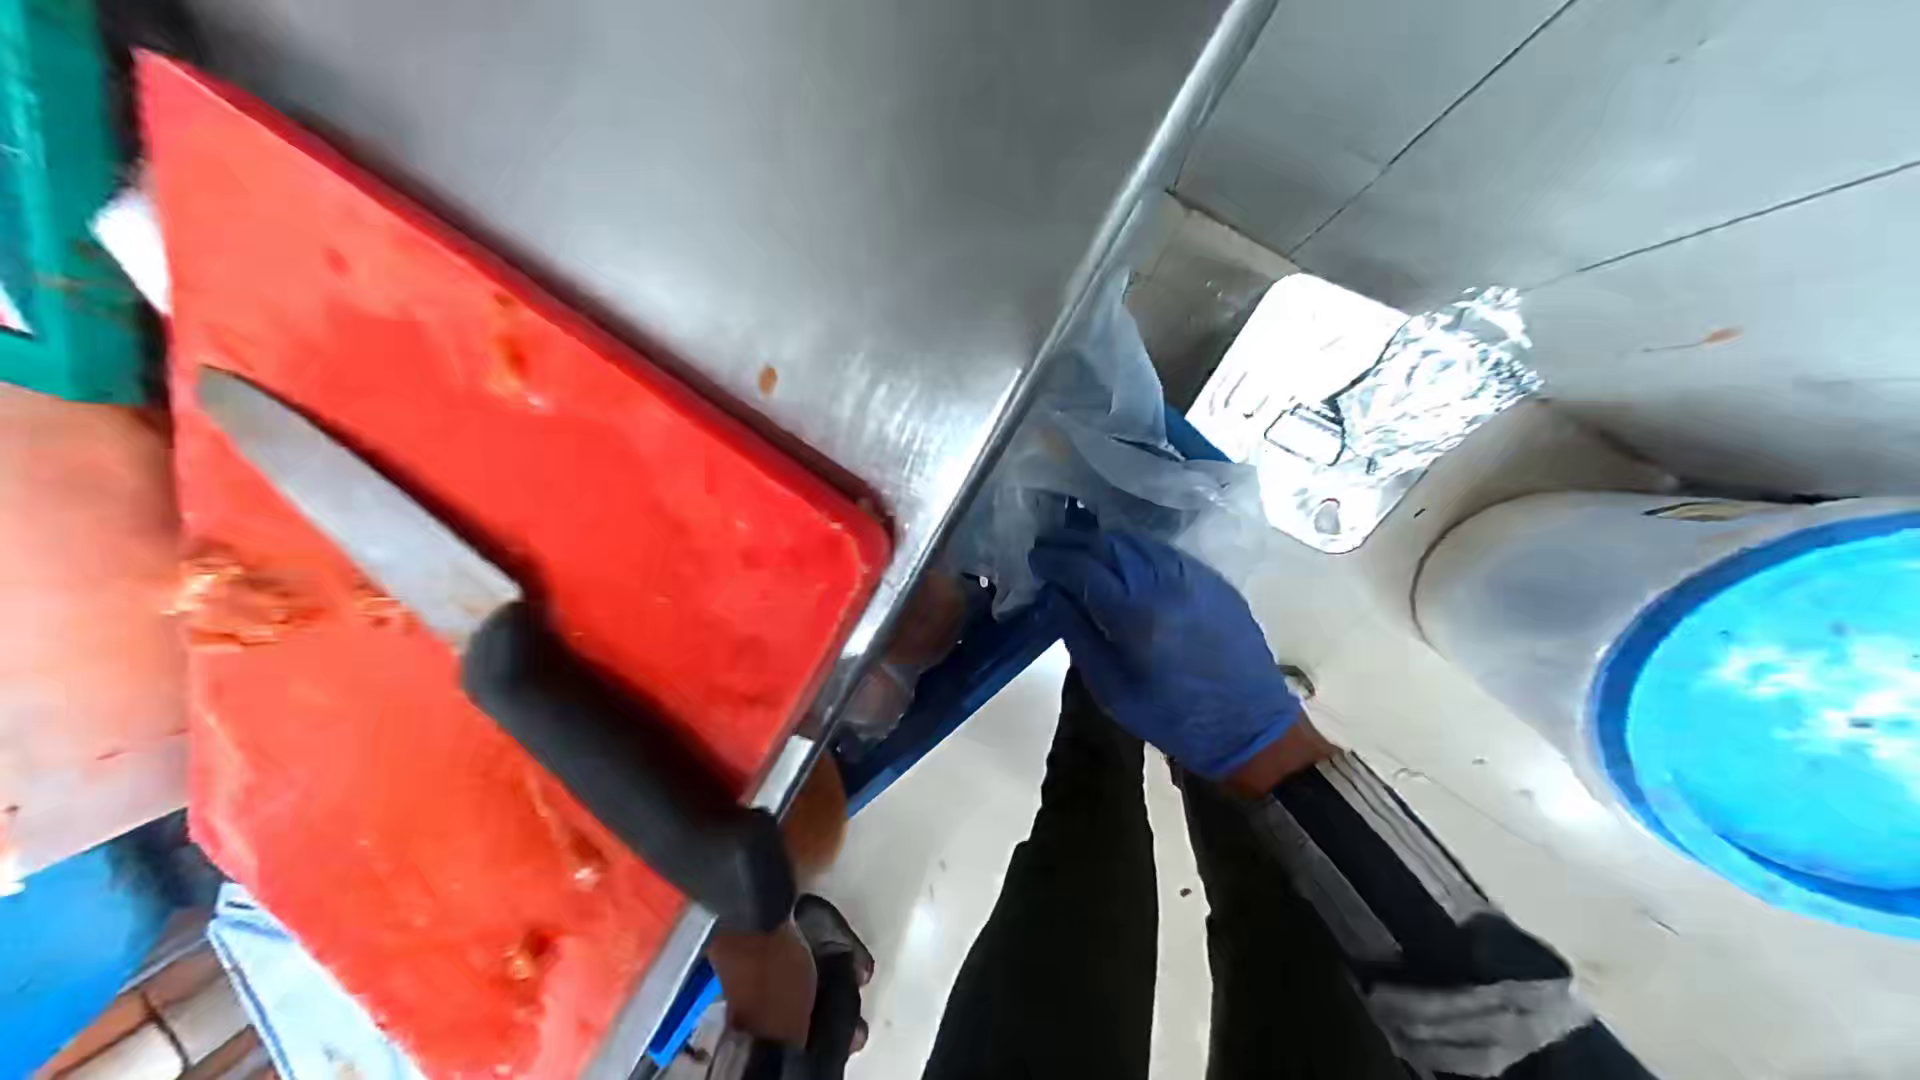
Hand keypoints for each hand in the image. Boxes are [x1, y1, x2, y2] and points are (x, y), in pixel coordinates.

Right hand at [1029, 527, 1299, 778]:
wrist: (1248, 728)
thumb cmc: (1170, 717)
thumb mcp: (1110, 688)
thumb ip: (1078, 635)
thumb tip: (1054, 595)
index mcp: (1133, 615)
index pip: (1082, 568)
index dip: (1054, 559)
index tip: (1035, 558)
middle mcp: (1163, 584)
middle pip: (1110, 544)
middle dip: (1075, 541)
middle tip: (1052, 547)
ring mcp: (1193, 577)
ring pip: (1139, 541)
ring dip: (1105, 541)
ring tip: (1083, 550)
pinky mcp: (1213, 580)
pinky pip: (1165, 552)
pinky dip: (1137, 549)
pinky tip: (1125, 560)